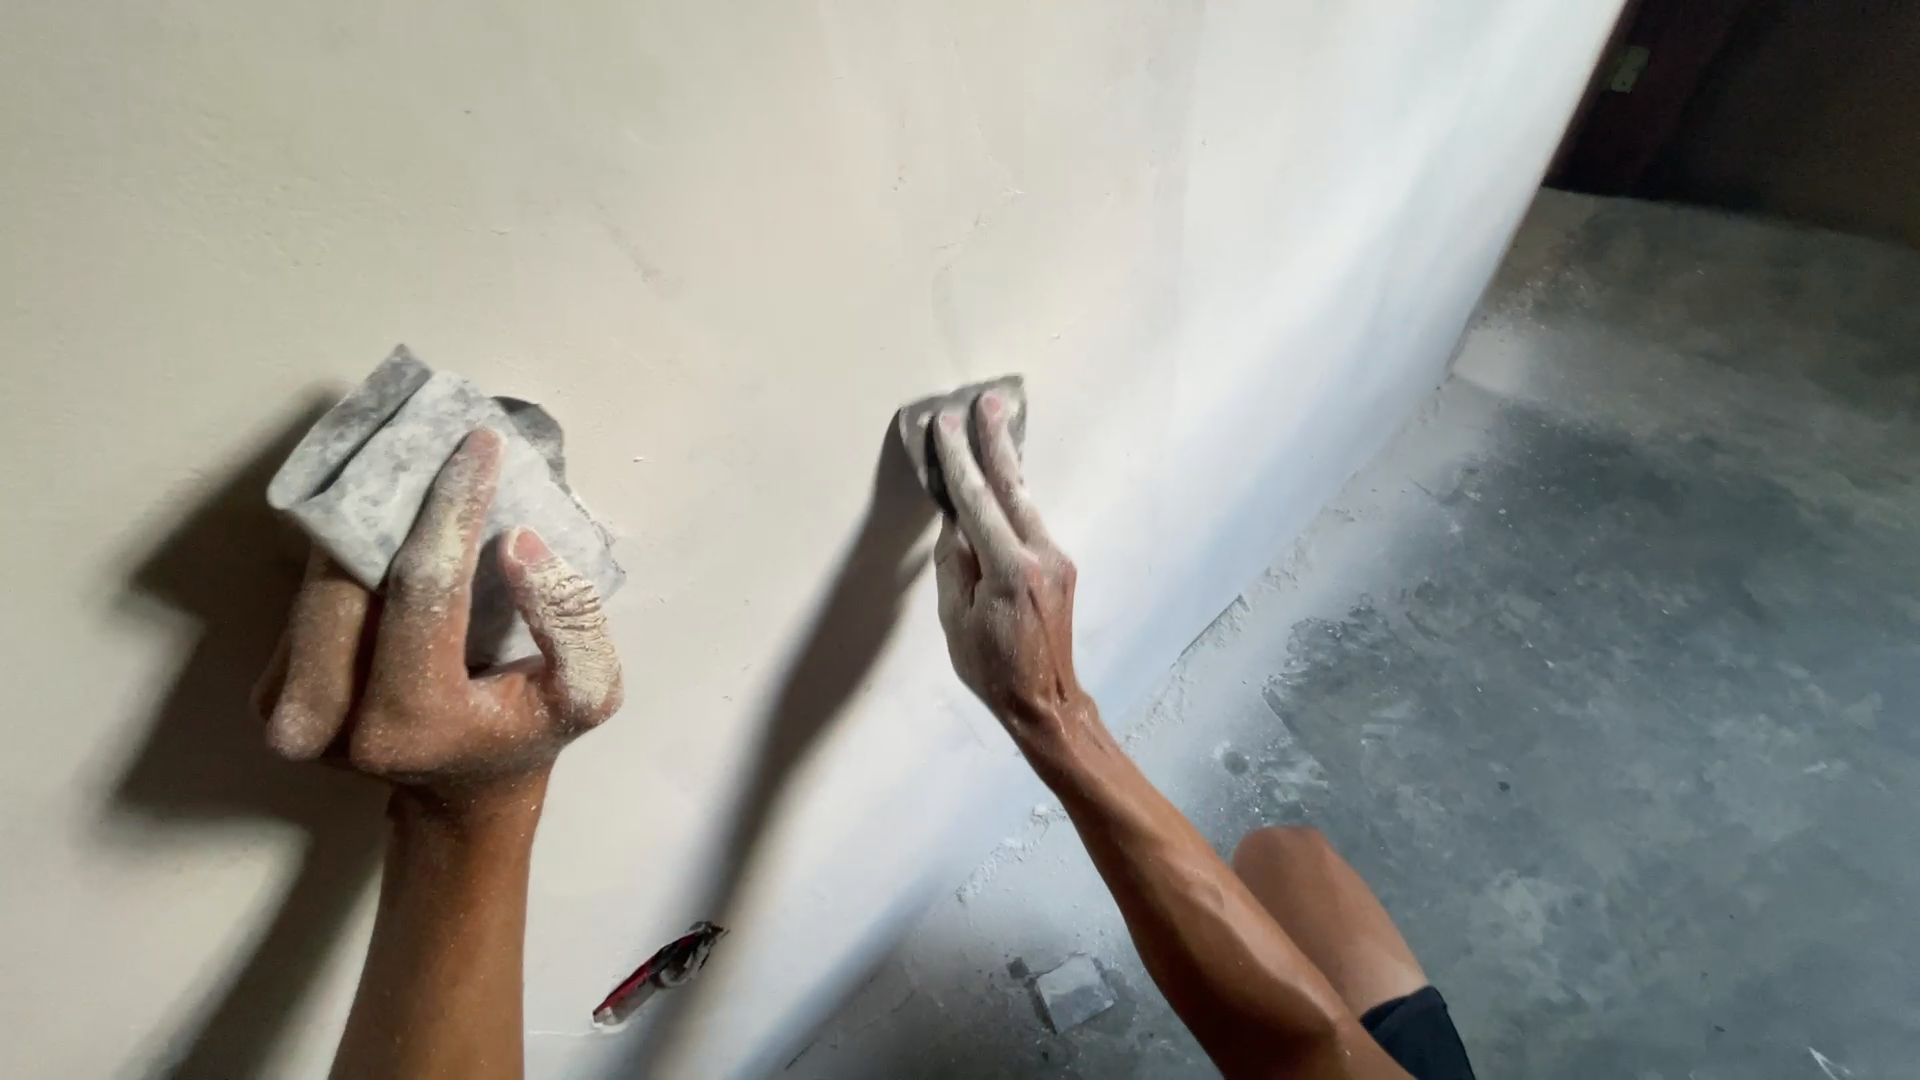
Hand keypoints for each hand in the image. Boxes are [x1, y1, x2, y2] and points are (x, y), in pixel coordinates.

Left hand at [252, 428, 623, 811]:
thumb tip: (519, 541)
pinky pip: (308, 598)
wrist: (465, 791)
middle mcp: (324, 720)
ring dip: (363, 514)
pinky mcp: (269, 691)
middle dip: (394, 497)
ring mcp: (283, 709)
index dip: (454, 510)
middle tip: (434, 439)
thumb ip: (571, 620)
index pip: (425, 590)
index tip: (479, 446)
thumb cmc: (533, 734)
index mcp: (409, 720)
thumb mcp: (590, 691)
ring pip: (316, 580)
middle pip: (348, 575)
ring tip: (411, 460)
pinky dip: (349, 547)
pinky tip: (389, 515)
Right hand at [932, 389, 1092, 759]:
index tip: (947, 426)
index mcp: (1011, 570)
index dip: (960, 462)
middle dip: (998, 442)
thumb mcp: (954, 619)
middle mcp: (1042, 556)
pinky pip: (1031, 524)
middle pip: (1013, 487)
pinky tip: (1001, 483)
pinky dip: (1013, 500)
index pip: (977, 503)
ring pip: (1026, 503)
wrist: (1046, 699)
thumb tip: (955, 523)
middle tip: (990, 400)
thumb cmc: (991, 668)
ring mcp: (1058, 559)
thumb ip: (953, 564)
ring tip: (997, 426)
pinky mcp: (1062, 567)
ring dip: (1007, 465)